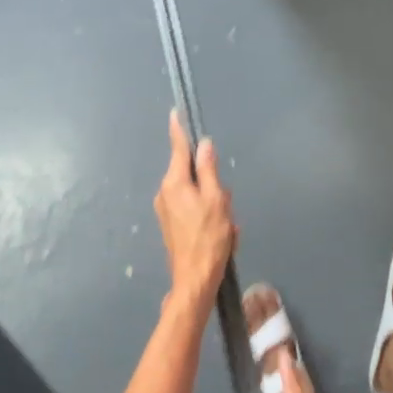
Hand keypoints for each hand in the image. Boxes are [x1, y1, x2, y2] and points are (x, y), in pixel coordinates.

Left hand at [154, 109, 234, 307]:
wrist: (195, 280)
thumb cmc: (209, 237)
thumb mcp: (216, 199)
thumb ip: (209, 170)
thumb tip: (204, 144)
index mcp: (174, 183)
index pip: (177, 148)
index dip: (178, 129)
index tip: (175, 112)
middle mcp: (165, 193)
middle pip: (190, 172)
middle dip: (211, 182)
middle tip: (227, 203)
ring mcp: (166, 210)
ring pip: (195, 192)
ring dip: (214, 202)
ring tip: (227, 225)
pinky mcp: (171, 225)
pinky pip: (193, 209)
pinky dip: (209, 215)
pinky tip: (223, 234)